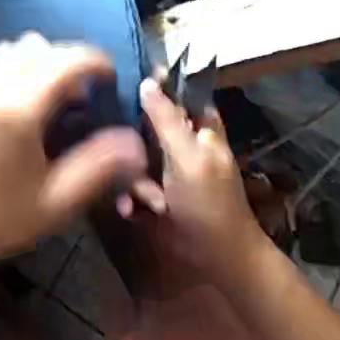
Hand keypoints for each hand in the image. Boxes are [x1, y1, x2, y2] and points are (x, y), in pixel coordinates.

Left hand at [0, 34, 146, 284]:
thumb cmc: (0, 219)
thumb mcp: (58, 200)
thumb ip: (99, 165)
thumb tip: (136, 141)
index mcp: (19, 109)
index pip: (66, 60)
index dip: (96, 61)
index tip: (109, 79)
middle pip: (40, 47)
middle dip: (67, 62)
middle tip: (79, 98)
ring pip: (11, 48)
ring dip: (37, 61)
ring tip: (47, 96)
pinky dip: (7, 65)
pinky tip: (13, 95)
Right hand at [128, 78, 267, 278]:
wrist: (217, 258)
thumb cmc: (209, 203)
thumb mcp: (188, 157)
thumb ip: (167, 120)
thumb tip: (147, 81)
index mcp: (199, 128)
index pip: (175, 94)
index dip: (151, 89)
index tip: (122, 88)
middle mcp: (182, 143)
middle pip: (145, 126)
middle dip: (133, 146)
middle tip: (134, 161)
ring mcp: (167, 170)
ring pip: (134, 157)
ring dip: (134, 181)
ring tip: (147, 201)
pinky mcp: (155, 194)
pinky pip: (131, 184)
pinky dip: (131, 198)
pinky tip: (131, 211)